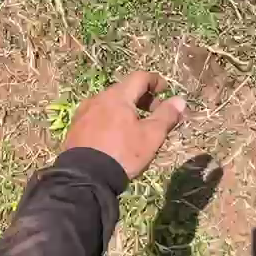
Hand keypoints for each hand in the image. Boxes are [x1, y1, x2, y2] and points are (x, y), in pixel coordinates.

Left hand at [62, 71, 187, 178]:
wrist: (85, 177)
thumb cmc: (123, 153)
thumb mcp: (151, 136)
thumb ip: (166, 115)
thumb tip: (180, 100)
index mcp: (118, 96)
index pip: (140, 77)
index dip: (156, 81)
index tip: (165, 91)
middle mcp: (98, 98)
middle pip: (124, 90)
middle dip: (142, 98)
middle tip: (154, 114)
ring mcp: (84, 112)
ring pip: (109, 103)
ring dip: (125, 109)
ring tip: (134, 127)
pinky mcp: (75, 127)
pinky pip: (97, 116)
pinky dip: (110, 119)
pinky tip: (114, 136)